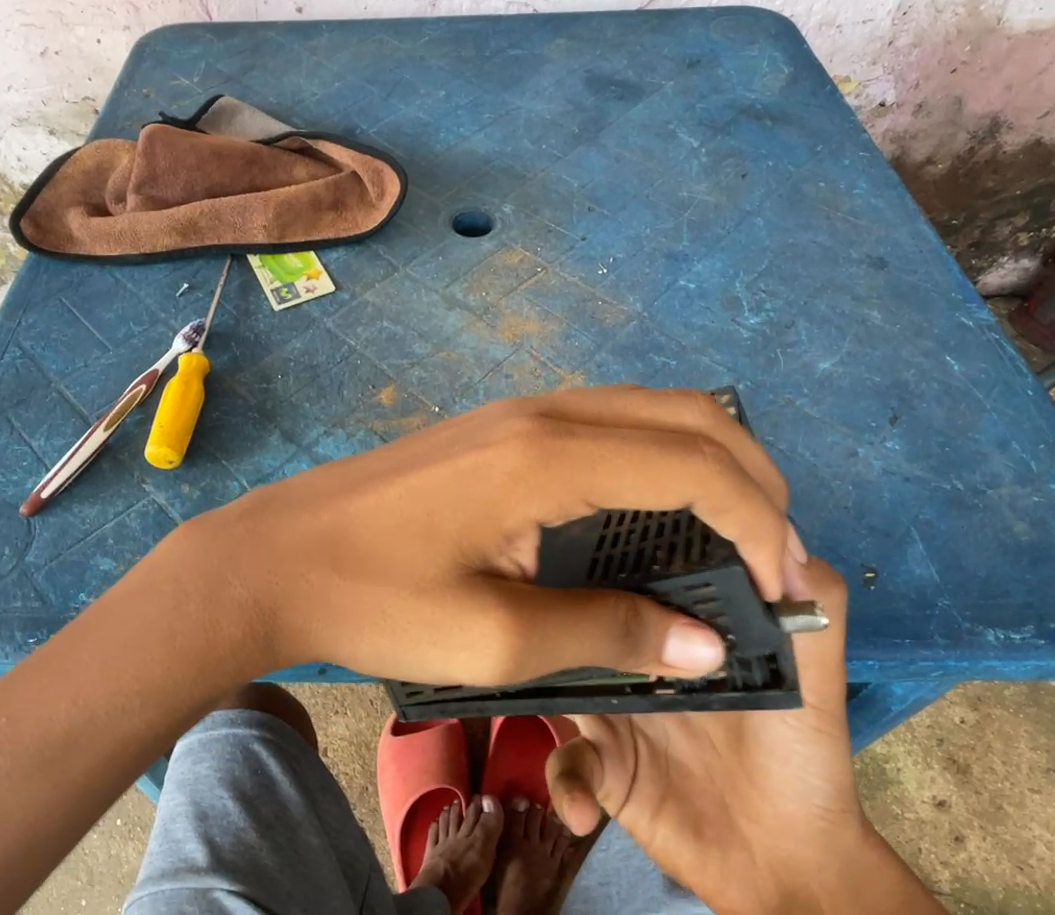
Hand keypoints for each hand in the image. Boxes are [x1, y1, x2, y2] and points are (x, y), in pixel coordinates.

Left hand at [154, 385, 793, 686]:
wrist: (275, 556)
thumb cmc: (375, 599)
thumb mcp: (494, 637)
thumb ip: (609, 632)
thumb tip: (704, 643)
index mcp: (550, 456)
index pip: (694, 465)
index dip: (758, 521)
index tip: (779, 585)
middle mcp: (545, 413)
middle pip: (685, 416)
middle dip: (752, 477)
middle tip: (775, 554)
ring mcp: (519, 411)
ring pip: (649, 411)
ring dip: (706, 462)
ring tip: (734, 535)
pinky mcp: (501, 427)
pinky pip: (608, 423)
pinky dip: (658, 459)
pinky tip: (658, 514)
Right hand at [545, 534, 942, 912]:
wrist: (788, 858)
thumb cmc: (800, 753)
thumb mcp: (815, 673)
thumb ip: (815, 603)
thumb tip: (781, 527)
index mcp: (676, 624)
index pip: (629, 573)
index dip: (606, 550)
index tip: (574, 529)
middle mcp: (634, 655)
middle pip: (580, 620)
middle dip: (555, 612)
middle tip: (532, 609)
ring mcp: (612, 710)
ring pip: (556, 682)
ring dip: (542, 686)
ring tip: (529, 689)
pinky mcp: (601, 766)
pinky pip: (565, 766)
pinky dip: (567, 785)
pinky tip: (584, 809)